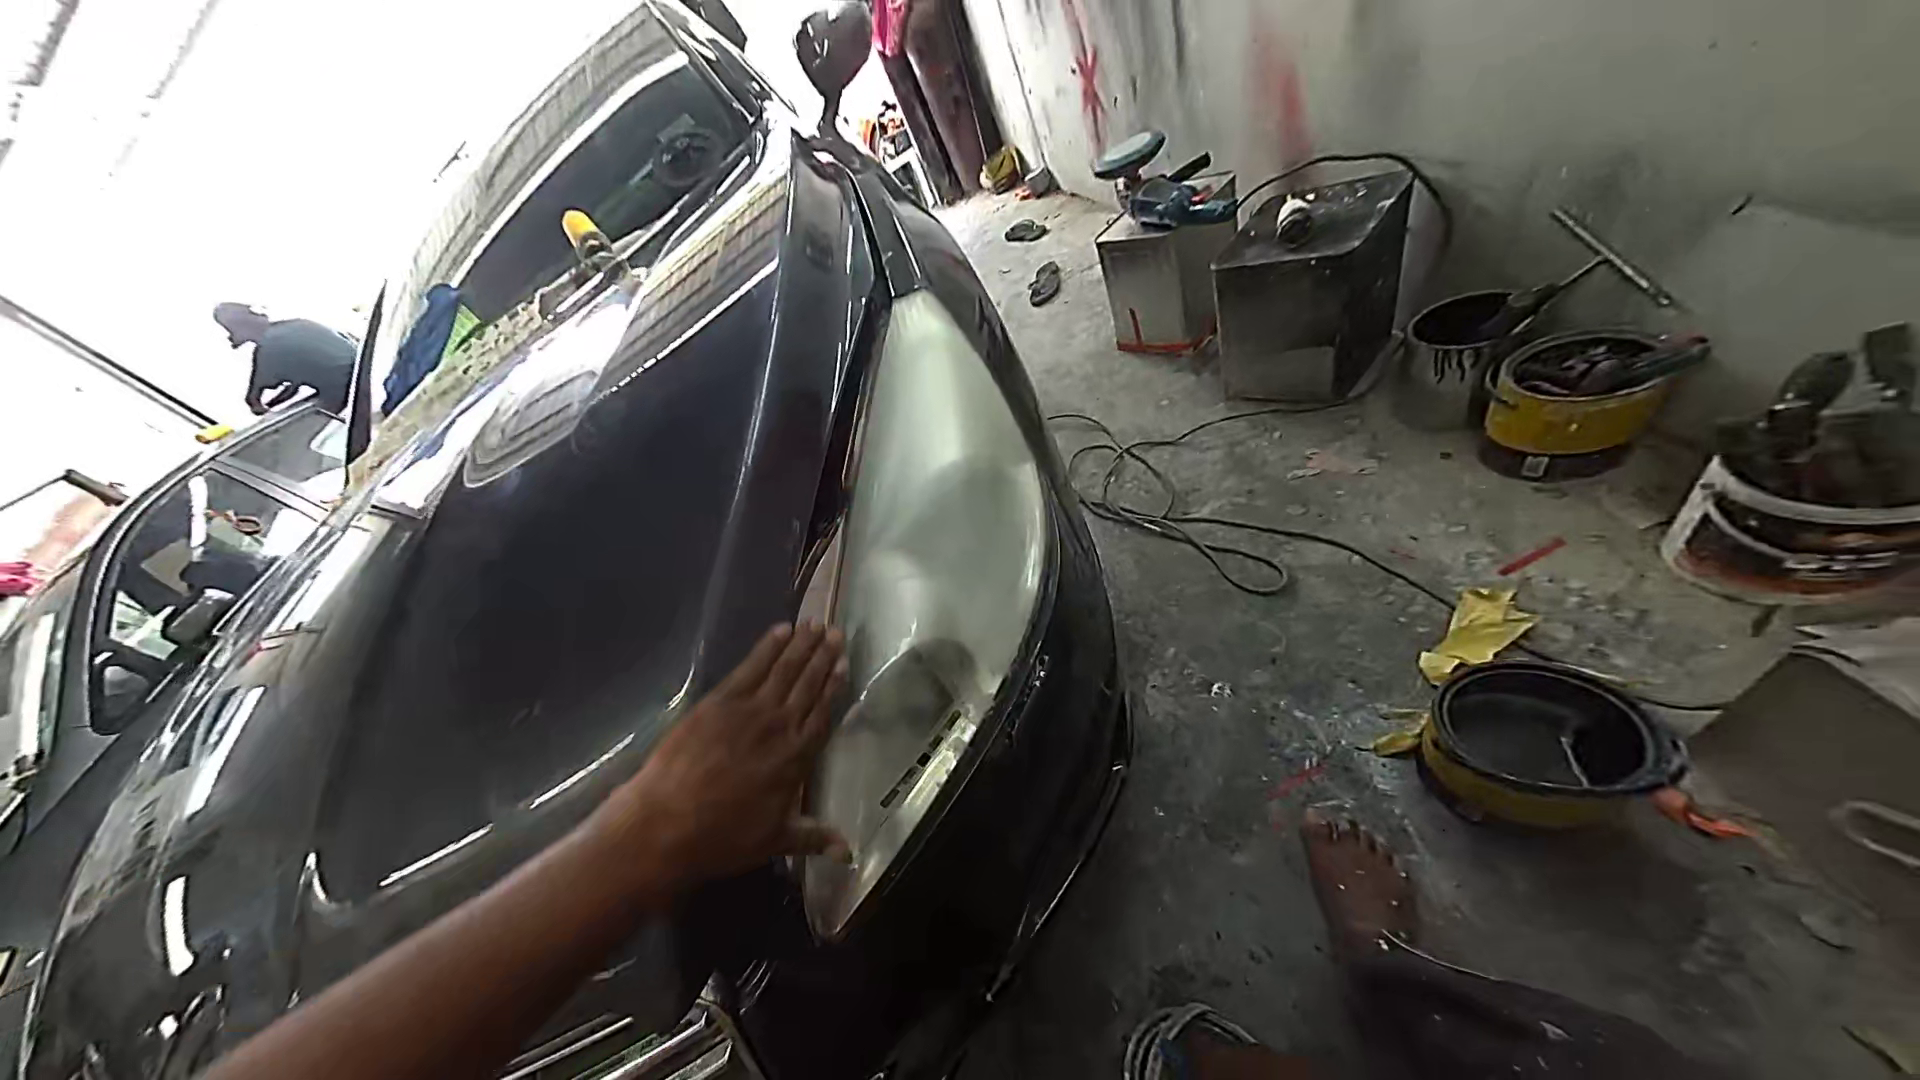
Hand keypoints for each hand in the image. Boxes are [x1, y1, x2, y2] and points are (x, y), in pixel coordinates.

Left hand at [597, 622, 848, 899]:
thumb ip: (815, 837)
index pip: (822, 712)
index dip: (834, 686)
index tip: (844, 663)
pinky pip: (751, 666)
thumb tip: (850, 852)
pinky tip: (780, 631)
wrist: (665, 825)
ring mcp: (751, 710)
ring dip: (801, 646)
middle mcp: (780, 726)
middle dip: (823, 657)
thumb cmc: (722, 837)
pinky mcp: (721, 700)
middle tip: (835, 632)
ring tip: (815, 625)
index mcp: (796, 757)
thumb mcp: (774, 841)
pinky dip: (767, 647)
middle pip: (808, 684)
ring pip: (785, 670)